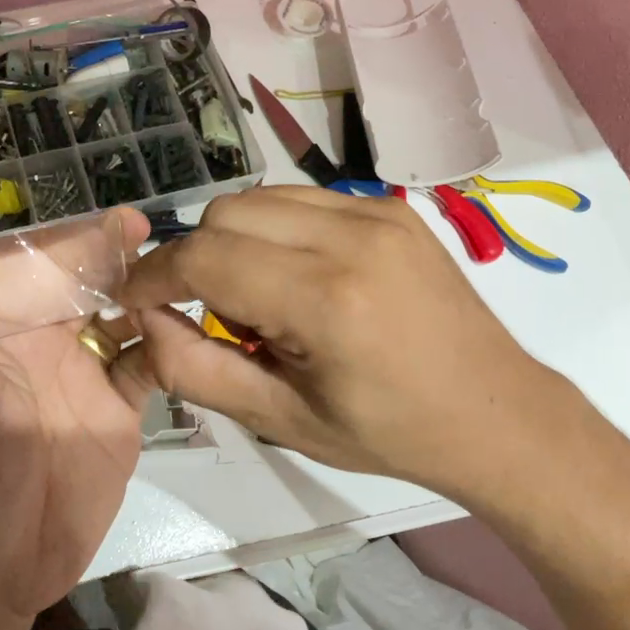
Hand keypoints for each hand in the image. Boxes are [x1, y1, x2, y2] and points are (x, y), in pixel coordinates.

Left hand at [0, 208, 150, 629]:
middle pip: (84, 284)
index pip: (37, 269)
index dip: (72, 240)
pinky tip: (193, 326)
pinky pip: (148, 363)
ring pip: (121, 316)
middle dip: (117, 255)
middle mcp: (43, 343)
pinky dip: (170, 343)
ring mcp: (84, 374)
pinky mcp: (118, 410)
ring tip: (186, 270)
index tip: (116, 219)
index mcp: (0, 332)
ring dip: (148, 292)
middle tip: (158, 234)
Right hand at [113, 185, 579, 501]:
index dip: (153, 276)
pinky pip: (297, 197)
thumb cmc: (387, 431)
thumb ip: (194, 368)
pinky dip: (270, 228)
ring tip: (253, 292)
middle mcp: (352, 237)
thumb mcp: (280, 420)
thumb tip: (143, 318)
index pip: (204, 257)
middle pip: (223, 215)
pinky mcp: (389, 206)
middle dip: (193, 259)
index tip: (131, 300)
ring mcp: (376, 212)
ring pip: (256, 198)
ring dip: (230, 238)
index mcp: (327, 300)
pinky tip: (292, 272)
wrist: (498, 413)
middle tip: (203, 310)